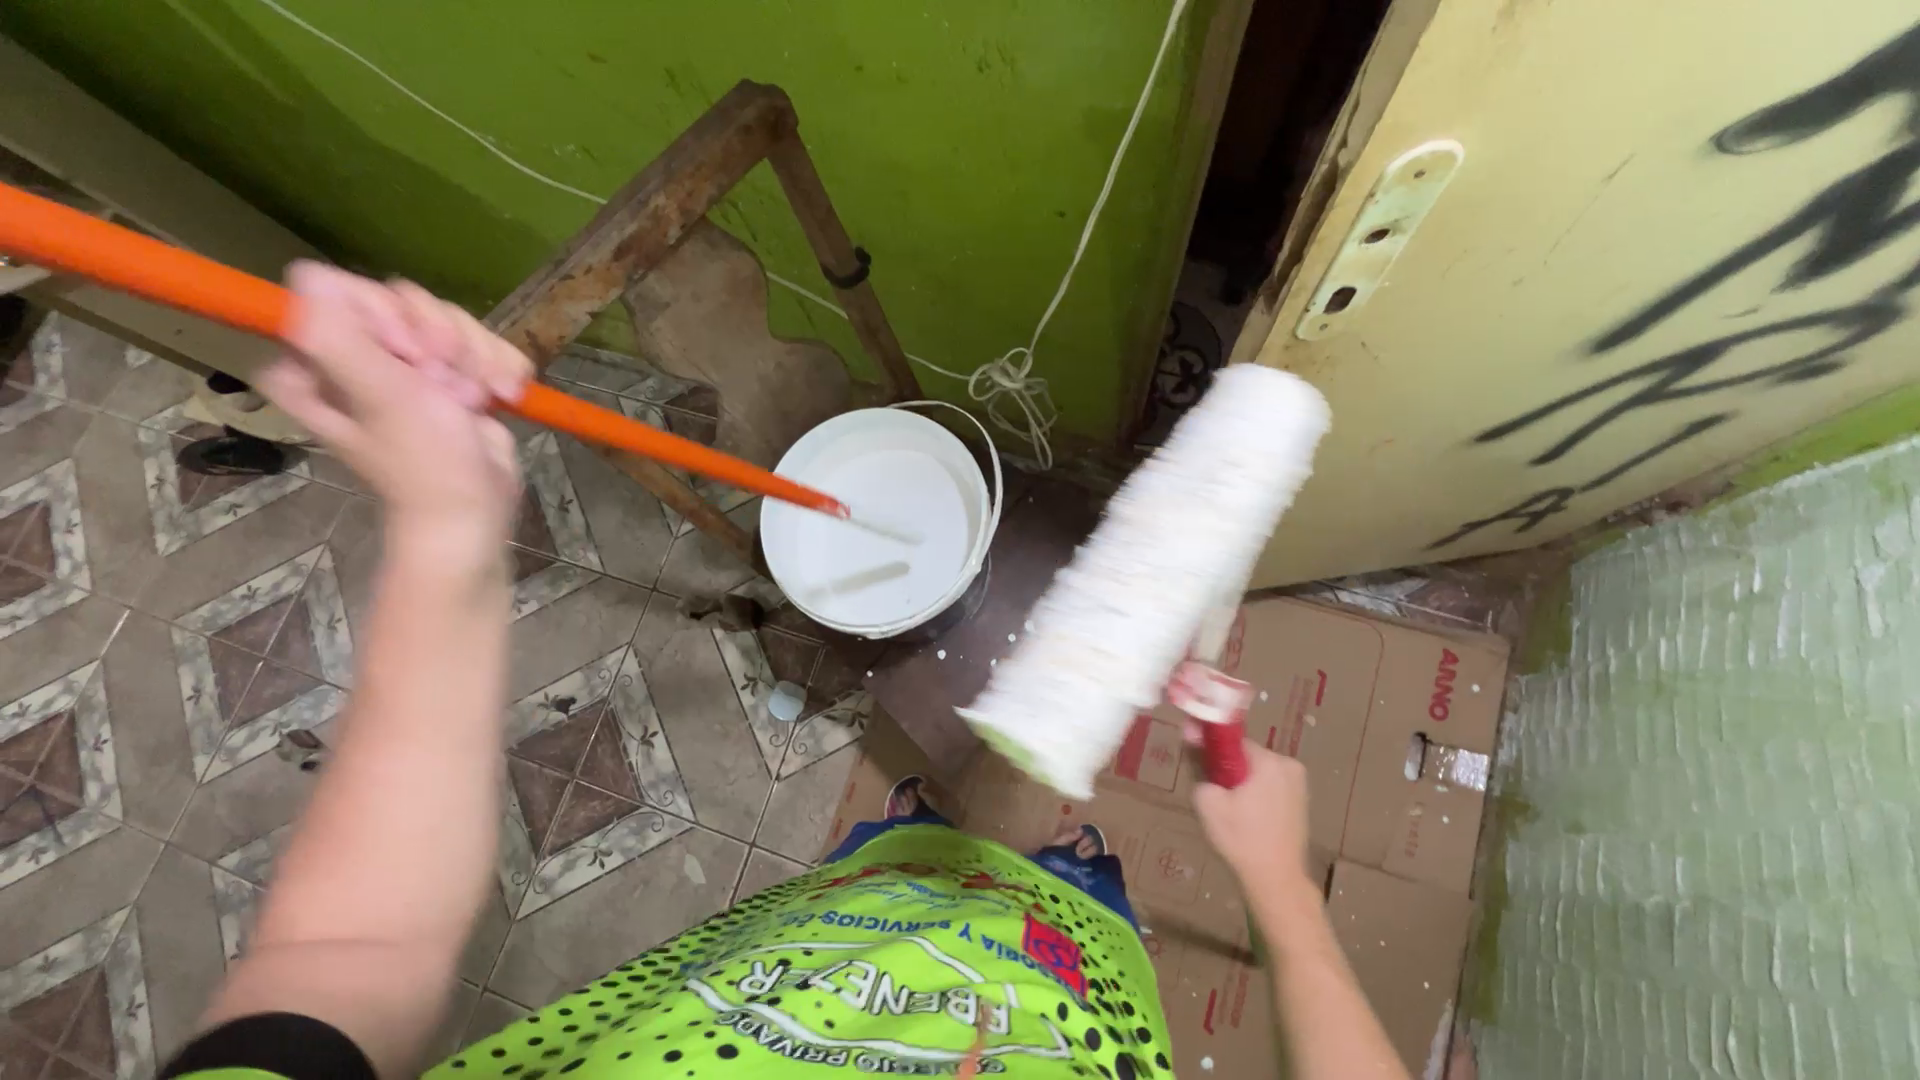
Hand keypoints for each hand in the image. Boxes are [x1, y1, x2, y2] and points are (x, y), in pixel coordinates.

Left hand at [259, 263, 531, 545]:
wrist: (474, 512)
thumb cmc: (422, 464)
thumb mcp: (382, 397)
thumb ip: (340, 337)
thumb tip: (308, 276)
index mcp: (320, 358)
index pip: (344, 291)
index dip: (387, 316)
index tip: (409, 355)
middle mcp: (363, 354)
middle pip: (406, 301)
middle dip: (442, 341)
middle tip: (446, 384)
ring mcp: (413, 366)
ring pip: (451, 321)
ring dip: (477, 359)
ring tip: (475, 400)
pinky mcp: (458, 377)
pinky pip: (483, 344)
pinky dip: (500, 367)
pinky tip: (502, 396)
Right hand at [1193, 740, 1314, 897]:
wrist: (1276, 880)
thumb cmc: (1240, 839)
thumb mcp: (1208, 801)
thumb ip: (1198, 763)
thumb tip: (1189, 731)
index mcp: (1269, 761)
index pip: (1232, 742)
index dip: (1212, 752)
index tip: (1201, 768)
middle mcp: (1289, 765)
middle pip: (1246, 757)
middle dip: (1228, 770)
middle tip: (1215, 796)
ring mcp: (1300, 784)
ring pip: (1258, 772)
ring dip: (1243, 783)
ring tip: (1231, 811)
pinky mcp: (1302, 801)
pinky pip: (1271, 786)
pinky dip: (1257, 794)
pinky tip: (1248, 818)